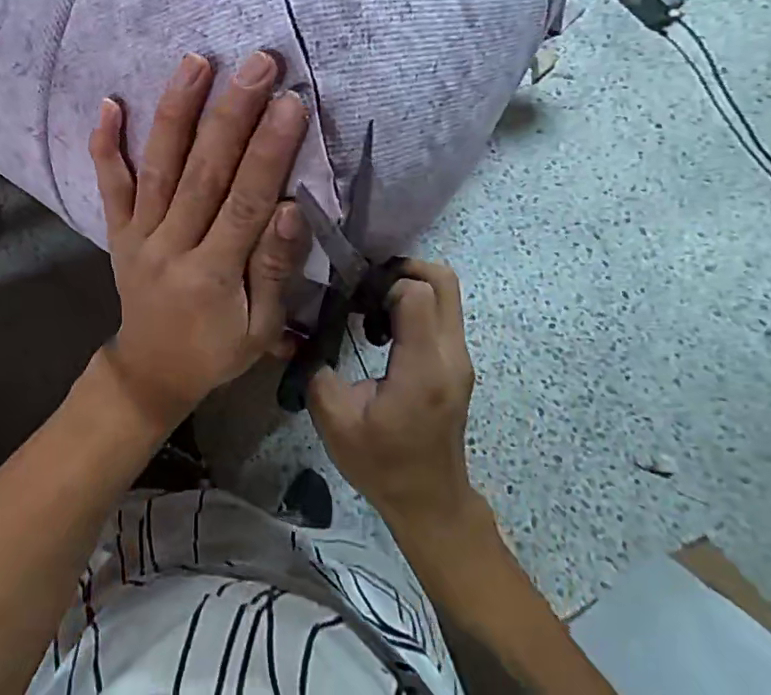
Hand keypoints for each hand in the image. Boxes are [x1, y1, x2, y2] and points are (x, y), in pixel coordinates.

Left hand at [89, 50, 310, 431]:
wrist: (151, 371)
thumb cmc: (215, 351)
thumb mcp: (260, 328)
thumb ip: (274, 268)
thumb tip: (292, 208)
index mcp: (211, 275)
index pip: (244, 202)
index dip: (268, 152)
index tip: (289, 101)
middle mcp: (169, 246)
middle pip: (203, 172)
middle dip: (232, 114)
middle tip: (257, 64)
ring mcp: (137, 235)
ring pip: (158, 167)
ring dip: (176, 111)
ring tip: (196, 62)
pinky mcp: (116, 230)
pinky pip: (110, 186)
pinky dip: (105, 145)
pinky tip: (107, 103)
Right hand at [308, 261, 476, 525]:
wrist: (430, 501)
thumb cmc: (382, 465)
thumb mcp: (335, 422)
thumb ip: (319, 371)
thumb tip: (311, 334)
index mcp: (422, 368)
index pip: (416, 294)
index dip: (382, 284)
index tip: (353, 297)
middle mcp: (450, 355)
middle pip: (443, 280)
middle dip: (403, 269)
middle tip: (366, 285)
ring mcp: (459, 358)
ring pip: (447, 294)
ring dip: (409, 286)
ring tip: (370, 307)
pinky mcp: (457, 364)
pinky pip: (442, 314)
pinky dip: (415, 305)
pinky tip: (381, 329)